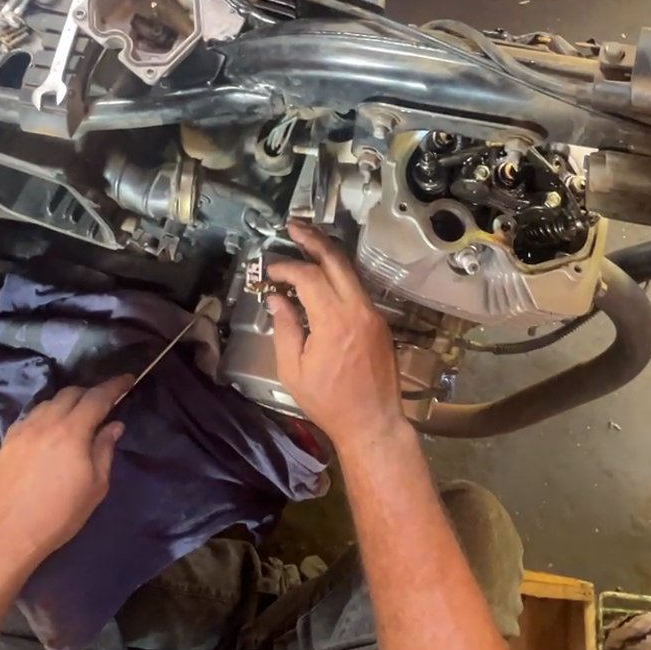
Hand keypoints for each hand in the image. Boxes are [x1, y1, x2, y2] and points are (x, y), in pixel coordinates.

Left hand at [0, 378, 131, 572]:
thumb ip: (105, 449)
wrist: (7, 536)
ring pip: (49, 402)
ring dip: (67, 403)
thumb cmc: (59, 514)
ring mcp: (23, 430)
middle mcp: (46, 422)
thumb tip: (113, 425)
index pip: (98, 396)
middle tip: (103, 404)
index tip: (128, 380)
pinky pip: (31, 417)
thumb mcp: (95, 485)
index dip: (116, 385)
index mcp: (72, 431)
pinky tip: (49, 431)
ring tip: (76, 417)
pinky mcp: (7, 442)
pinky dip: (46, 416)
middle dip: (90, 393)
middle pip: (71, 392)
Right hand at [264, 221, 407, 449]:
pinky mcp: (379, 321)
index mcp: (334, 321)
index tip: (271, 270)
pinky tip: (323, 274)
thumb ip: (285, 328)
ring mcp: (373, 313)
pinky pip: (357, 288)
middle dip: (313, 240)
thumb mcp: (293, 370)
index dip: (287, 267)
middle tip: (293, 227)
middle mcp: (358, 309)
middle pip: (336, 260)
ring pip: (350, 271)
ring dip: (328, 254)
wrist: (373, 422)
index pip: (309, 277)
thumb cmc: (329, 402)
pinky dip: (338, 275)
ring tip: (306, 242)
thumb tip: (276, 299)